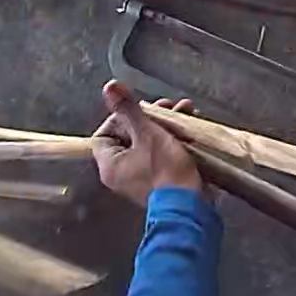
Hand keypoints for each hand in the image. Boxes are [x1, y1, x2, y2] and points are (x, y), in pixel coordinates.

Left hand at [91, 80, 202, 203]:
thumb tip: (109, 87)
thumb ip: (128, 109)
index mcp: (110, 164)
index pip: (104, 133)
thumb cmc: (165, 171)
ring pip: (148, 142)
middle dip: (150, 116)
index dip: (120, 117)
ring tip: (184, 109)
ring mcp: (140, 177)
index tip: (139, 109)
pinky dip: (171, 138)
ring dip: (164, 124)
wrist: (190, 208)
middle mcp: (121, 172)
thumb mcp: (147, 133)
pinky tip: (188, 125)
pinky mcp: (159, 180)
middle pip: (129, 135)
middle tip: (167, 105)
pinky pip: (160, 153)